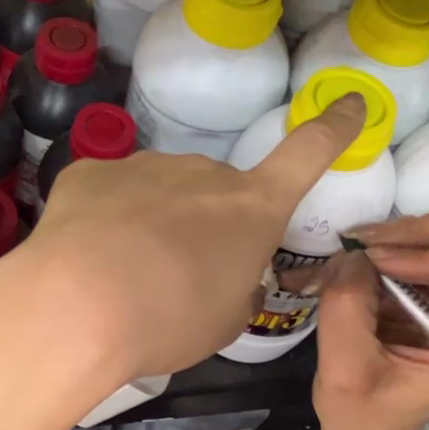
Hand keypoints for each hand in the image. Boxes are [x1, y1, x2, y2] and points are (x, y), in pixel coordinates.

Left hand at [0, 94, 367, 411]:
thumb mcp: (223, 324)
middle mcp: (201, 173)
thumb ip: (236, 292)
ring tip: (122, 276)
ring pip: (159, 193)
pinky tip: (86, 256)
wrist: (76, 309)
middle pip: (214, 192)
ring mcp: (143, 166)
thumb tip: (228, 280)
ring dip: (152, 223)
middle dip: (204, 226)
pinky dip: (104, 221)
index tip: (351, 105)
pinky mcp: (89, 172)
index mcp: (251, 209)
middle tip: (176, 279)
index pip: (306, 156)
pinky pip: (108, 195)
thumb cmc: (168, 322)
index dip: (332, 131)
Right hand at [312, 200, 428, 429]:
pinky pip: (422, 240)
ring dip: (396, 236)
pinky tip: (351, 268)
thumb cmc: (362, 417)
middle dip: (417, 231)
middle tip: (362, 252)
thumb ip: (347, 308)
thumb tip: (351, 255)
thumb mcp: (343, 373)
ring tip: (349, 262)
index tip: (376, 265)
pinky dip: (385, 245)